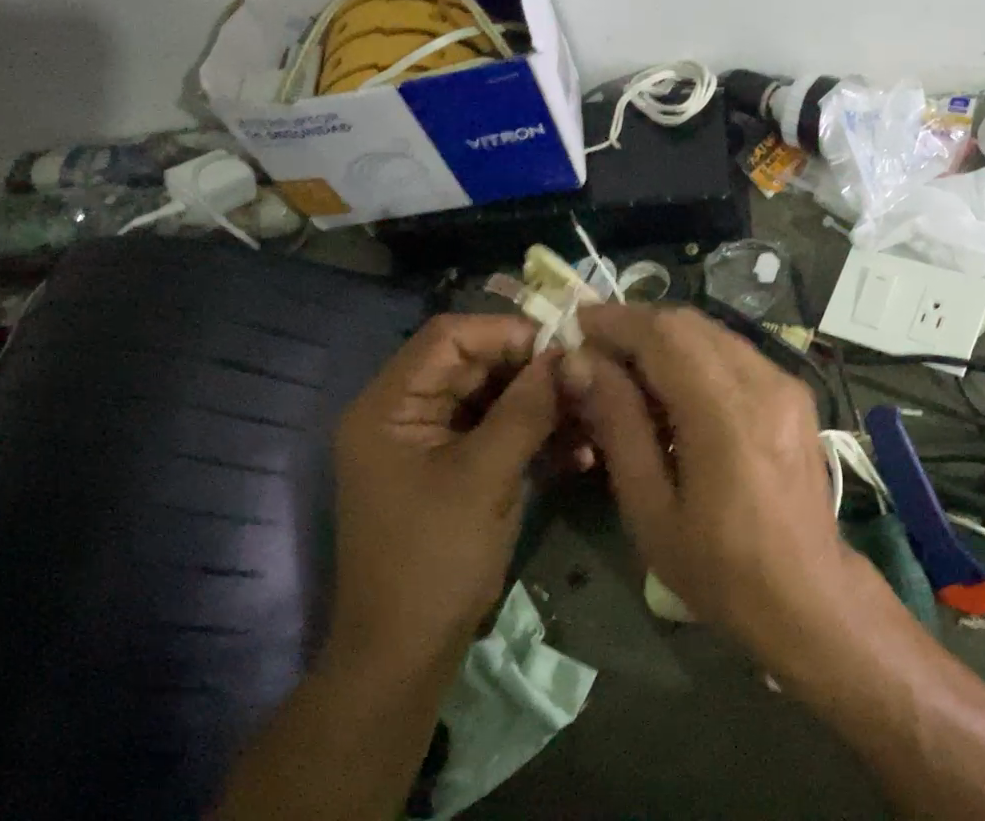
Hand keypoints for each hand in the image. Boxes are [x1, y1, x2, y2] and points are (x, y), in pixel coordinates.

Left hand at [328, 314, 564, 669]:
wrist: (407, 651)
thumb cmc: (434, 558)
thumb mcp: (484, 477)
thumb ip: (526, 410)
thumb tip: (569, 356)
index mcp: (390, 406)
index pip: (450, 338)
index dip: (509, 334)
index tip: (567, 349)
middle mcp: (406, 415)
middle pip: (476, 366)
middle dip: (536, 373)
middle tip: (590, 384)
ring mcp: (431, 445)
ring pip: (496, 401)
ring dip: (544, 407)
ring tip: (594, 421)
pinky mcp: (456, 471)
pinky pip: (500, 435)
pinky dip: (537, 438)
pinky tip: (581, 455)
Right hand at [561, 304, 867, 663]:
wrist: (807, 593)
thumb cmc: (720, 568)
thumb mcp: (652, 508)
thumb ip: (619, 426)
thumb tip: (583, 364)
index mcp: (727, 413)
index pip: (664, 334)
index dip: (615, 321)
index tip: (574, 327)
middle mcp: (765, 382)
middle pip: (692, 324)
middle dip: (638, 327)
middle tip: (594, 354)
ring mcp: (788, 385)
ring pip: (716, 334)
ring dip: (668, 341)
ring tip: (626, 373)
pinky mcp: (797, 396)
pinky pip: (738, 355)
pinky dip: (698, 357)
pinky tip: (673, 391)